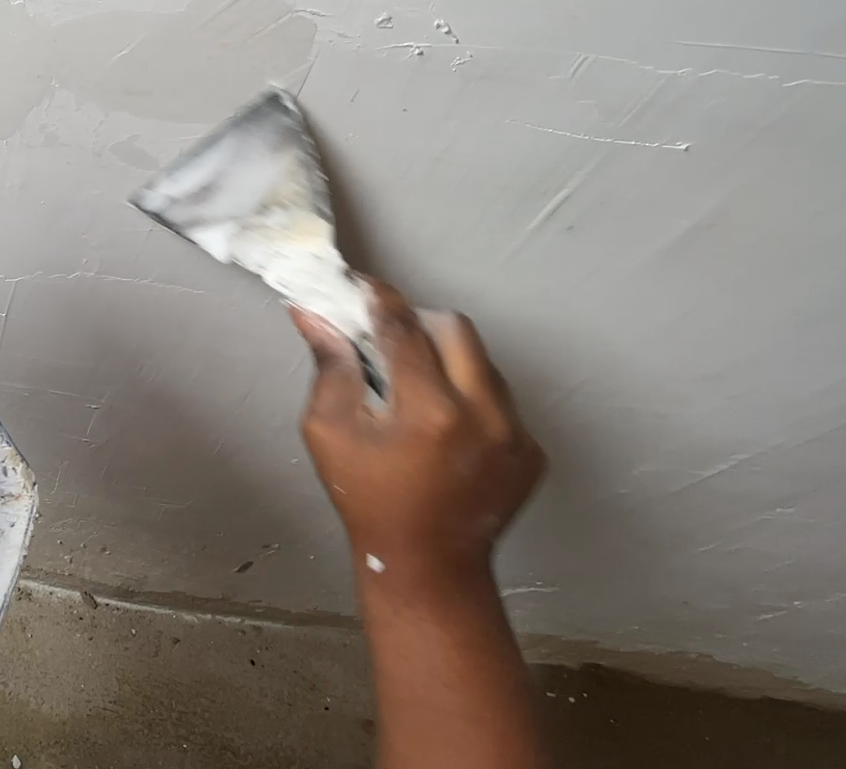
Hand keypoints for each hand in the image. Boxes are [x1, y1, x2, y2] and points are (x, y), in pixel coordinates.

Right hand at [289, 280, 544, 585]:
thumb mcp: (328, 431)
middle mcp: (484, 414)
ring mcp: (516, 433)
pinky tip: (439, 422)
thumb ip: (329, 368)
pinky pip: (497, 397)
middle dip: (416, 321)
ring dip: (443, 356)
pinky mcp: (533, 450)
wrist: (428, 563)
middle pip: (455, 328)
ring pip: (481, 360)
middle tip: (385, 335)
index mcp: (429, 410)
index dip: (377, 297)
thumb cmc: (365, 496)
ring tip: (411, 382)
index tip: (358, 282)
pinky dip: (465, 392)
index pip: (404, 328)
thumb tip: (313, 315)